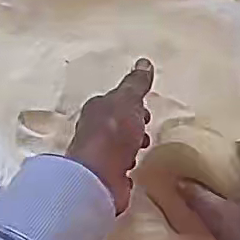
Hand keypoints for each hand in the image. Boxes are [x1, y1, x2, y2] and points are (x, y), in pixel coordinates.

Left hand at [66, 60, 153, 213]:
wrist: (99, 176)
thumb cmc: (113, 133)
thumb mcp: (129, 101)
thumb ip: (136, 85)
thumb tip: (144, 62)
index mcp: (97, 108)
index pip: (116, 102)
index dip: (132, 105)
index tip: (146, 112)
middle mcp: (92, 130)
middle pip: (116, 124)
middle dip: (132, 127)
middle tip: (145, 133)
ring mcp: (97, 156)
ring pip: (116, 147)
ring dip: (129, 148)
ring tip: (141, 152)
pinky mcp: (102, 177)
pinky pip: (116, 169)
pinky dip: (124, 168)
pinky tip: (131, 172)